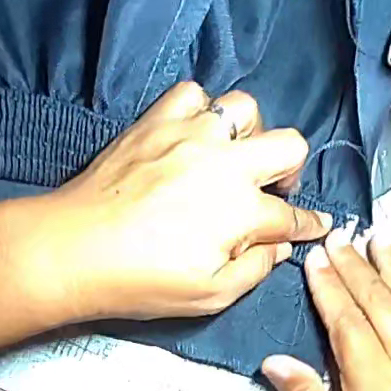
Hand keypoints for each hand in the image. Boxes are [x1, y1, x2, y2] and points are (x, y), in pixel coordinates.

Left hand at [14, 82, 333, 320]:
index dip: (308, 225)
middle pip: (288, 146)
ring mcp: (189, 135)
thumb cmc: (139, 281)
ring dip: (247, 134)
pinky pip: (192, 94)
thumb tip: (279, 247)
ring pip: (244, 109)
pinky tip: (190, 135)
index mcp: (240, 210)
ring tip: (229, 158)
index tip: (316, 225)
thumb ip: (253, 271)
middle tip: (270, 190)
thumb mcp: (207, 296)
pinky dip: (199, 110)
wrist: (74, 249)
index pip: (291, 217)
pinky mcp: (155, 122)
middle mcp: (224, 164)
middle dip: (290, 170)